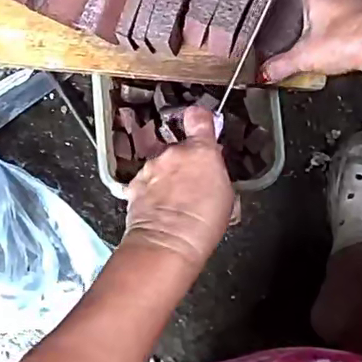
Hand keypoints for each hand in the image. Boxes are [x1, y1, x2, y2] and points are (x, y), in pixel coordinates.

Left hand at [124, 106, 236, 263]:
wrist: (167, 242)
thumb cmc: (202, 224)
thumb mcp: (226, 195)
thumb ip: (216, 171)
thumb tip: (211, 166)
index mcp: (201, 152)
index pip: (199, 118)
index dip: (199, 119)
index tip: (200, 121)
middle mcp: (173, 154)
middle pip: (179, 150)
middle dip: (185, 164)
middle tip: (193, 185)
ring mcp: (151, 167)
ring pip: (161, 166)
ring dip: (166, 178)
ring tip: (176, 202)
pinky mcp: (135, 184)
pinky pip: (146, 182)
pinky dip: (151, 191)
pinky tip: (159, 208)